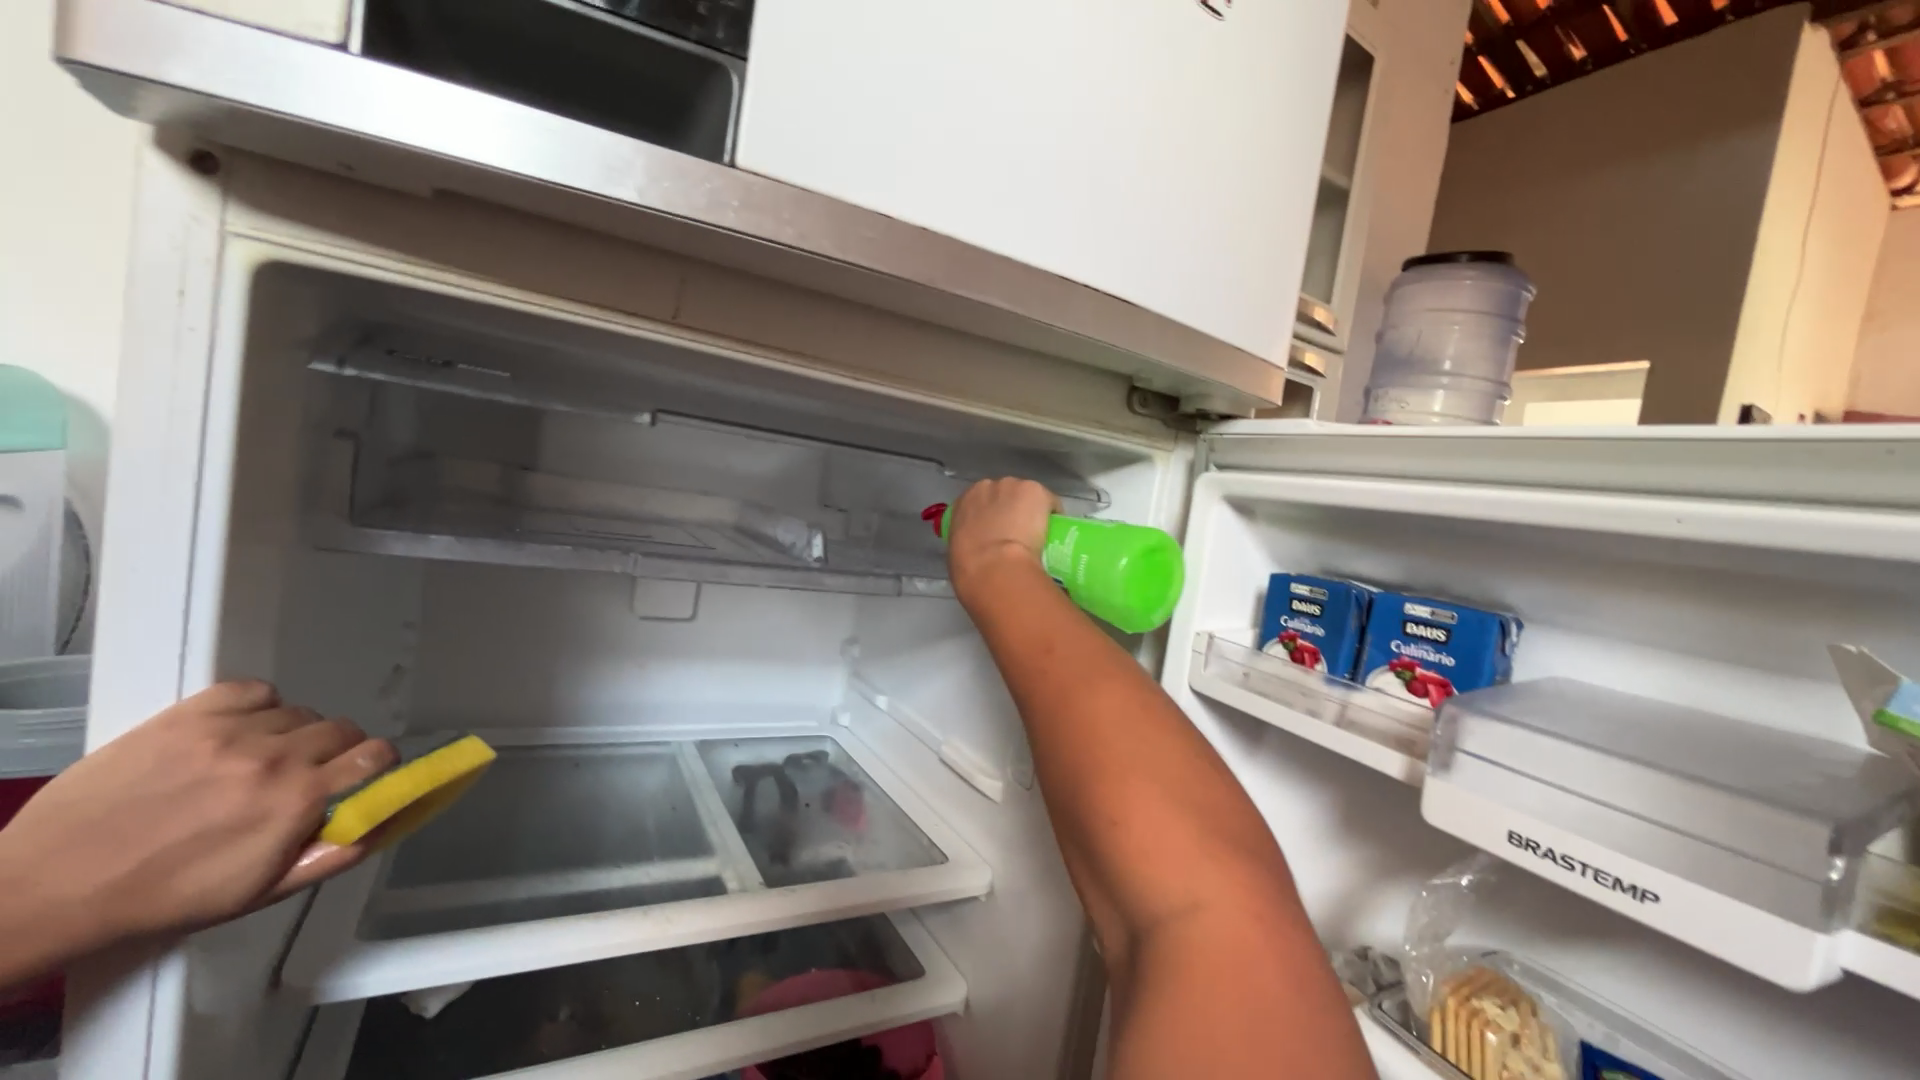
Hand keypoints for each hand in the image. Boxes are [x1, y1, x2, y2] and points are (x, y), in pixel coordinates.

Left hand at [0, 681, 395, 953]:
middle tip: (304, 778)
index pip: (376, 755)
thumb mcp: (262, 893)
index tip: (361, 780)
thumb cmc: (164, 898)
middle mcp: (273, 758)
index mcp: (297, 801)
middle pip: (343, 730)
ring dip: (293, 734)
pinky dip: (260, 707)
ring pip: (300, 713)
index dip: (378, 767)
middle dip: (336, 753)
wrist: (50, 887)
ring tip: (257, 761)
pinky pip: (255, 690)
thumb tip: (388, 820)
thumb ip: (335, 853)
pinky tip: (238, 734)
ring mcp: (227, 731)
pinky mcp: (187, 715)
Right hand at [945, 478, 1056, 602]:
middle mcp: (986, 487)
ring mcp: (1012, 486)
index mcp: (963, 503)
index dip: (991, 518)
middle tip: (1018, 535)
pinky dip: (1052, 513)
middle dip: (1011, 511)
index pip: (979, 504)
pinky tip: (1054, 531)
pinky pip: (1048, 500)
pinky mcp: (1035, 490)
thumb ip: (968, 546)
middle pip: (1004, 496)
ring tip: (1038, 533)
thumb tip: (979, 553)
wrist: (994, 566)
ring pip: (1026, 496)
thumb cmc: (970, 568)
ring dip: (1031, 510)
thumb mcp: (958, 555)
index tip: (999, 533)